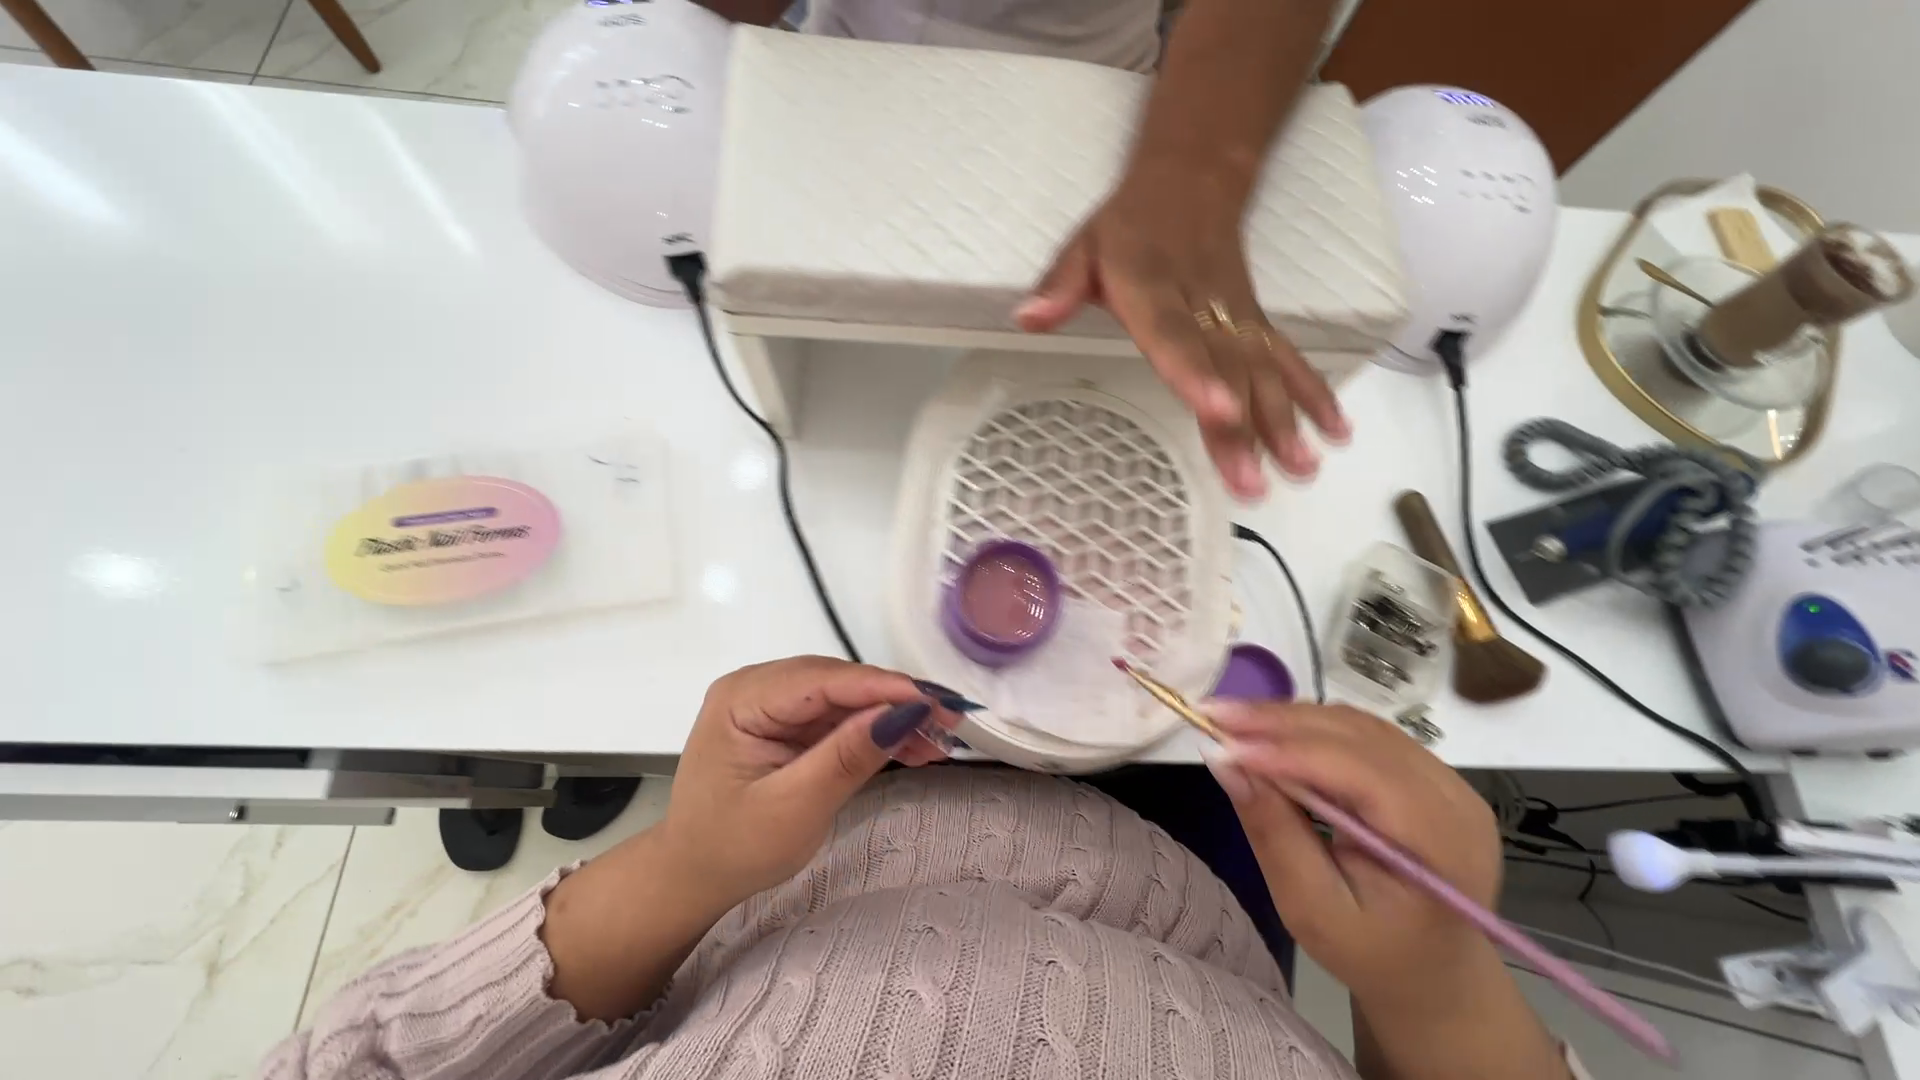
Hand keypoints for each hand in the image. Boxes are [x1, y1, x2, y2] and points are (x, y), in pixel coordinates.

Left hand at [654, 657, 957, 908]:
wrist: (694, 876)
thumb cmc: (734, 848)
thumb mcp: (793, 809)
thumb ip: (846, 758)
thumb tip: (903, 714)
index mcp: (742, 699)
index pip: (822, 681)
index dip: (883, 686)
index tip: (936, 701)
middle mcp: (757, 687)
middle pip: (838, 683)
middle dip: (895, 701)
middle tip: (949, 722)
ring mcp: (773, 704)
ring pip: (846, 698)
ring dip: (892, 717)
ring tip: (941, 740)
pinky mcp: (788, 723)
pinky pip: (840, 718)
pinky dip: (876, 732)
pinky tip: (915, 747)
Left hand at [1017, 155, 1349, 498]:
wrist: (1192, 180)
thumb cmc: (1128, 226)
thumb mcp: (1083, 245)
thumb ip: (1060, 285)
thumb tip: (1027, 318)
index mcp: (1153, 287)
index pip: (1173, 334)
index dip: (1194, 372)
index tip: (1216, 410)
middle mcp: (1202, 304)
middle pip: (1225, 367)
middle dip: (1241, 428)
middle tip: (1252, 484)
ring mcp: (1235, 313)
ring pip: (1262, 368)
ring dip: (1282, 422)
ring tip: (1301, 470)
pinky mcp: (1255, 319)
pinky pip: (1286, 356)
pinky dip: (1311, 392)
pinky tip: (1334, 430)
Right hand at [1199, 702, 1502, 1011]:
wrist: (1432, 973)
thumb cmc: (1369, 952)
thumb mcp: (1310, 909)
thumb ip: (1273, 833)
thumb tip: (1224, 763)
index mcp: (1439, 844)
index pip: (1359, 772)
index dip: (1287, 749)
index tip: (1221, 740)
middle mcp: (1454, 798)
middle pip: (1358, 737)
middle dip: (1279, 722)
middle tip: (1213, 714)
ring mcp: (1448, 781)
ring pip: (1358, 726)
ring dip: (1291, 718)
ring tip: (1233, 721)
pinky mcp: (1429, 773)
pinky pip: (1364, 734)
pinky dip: (1311, 727)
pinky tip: (1271, 731)